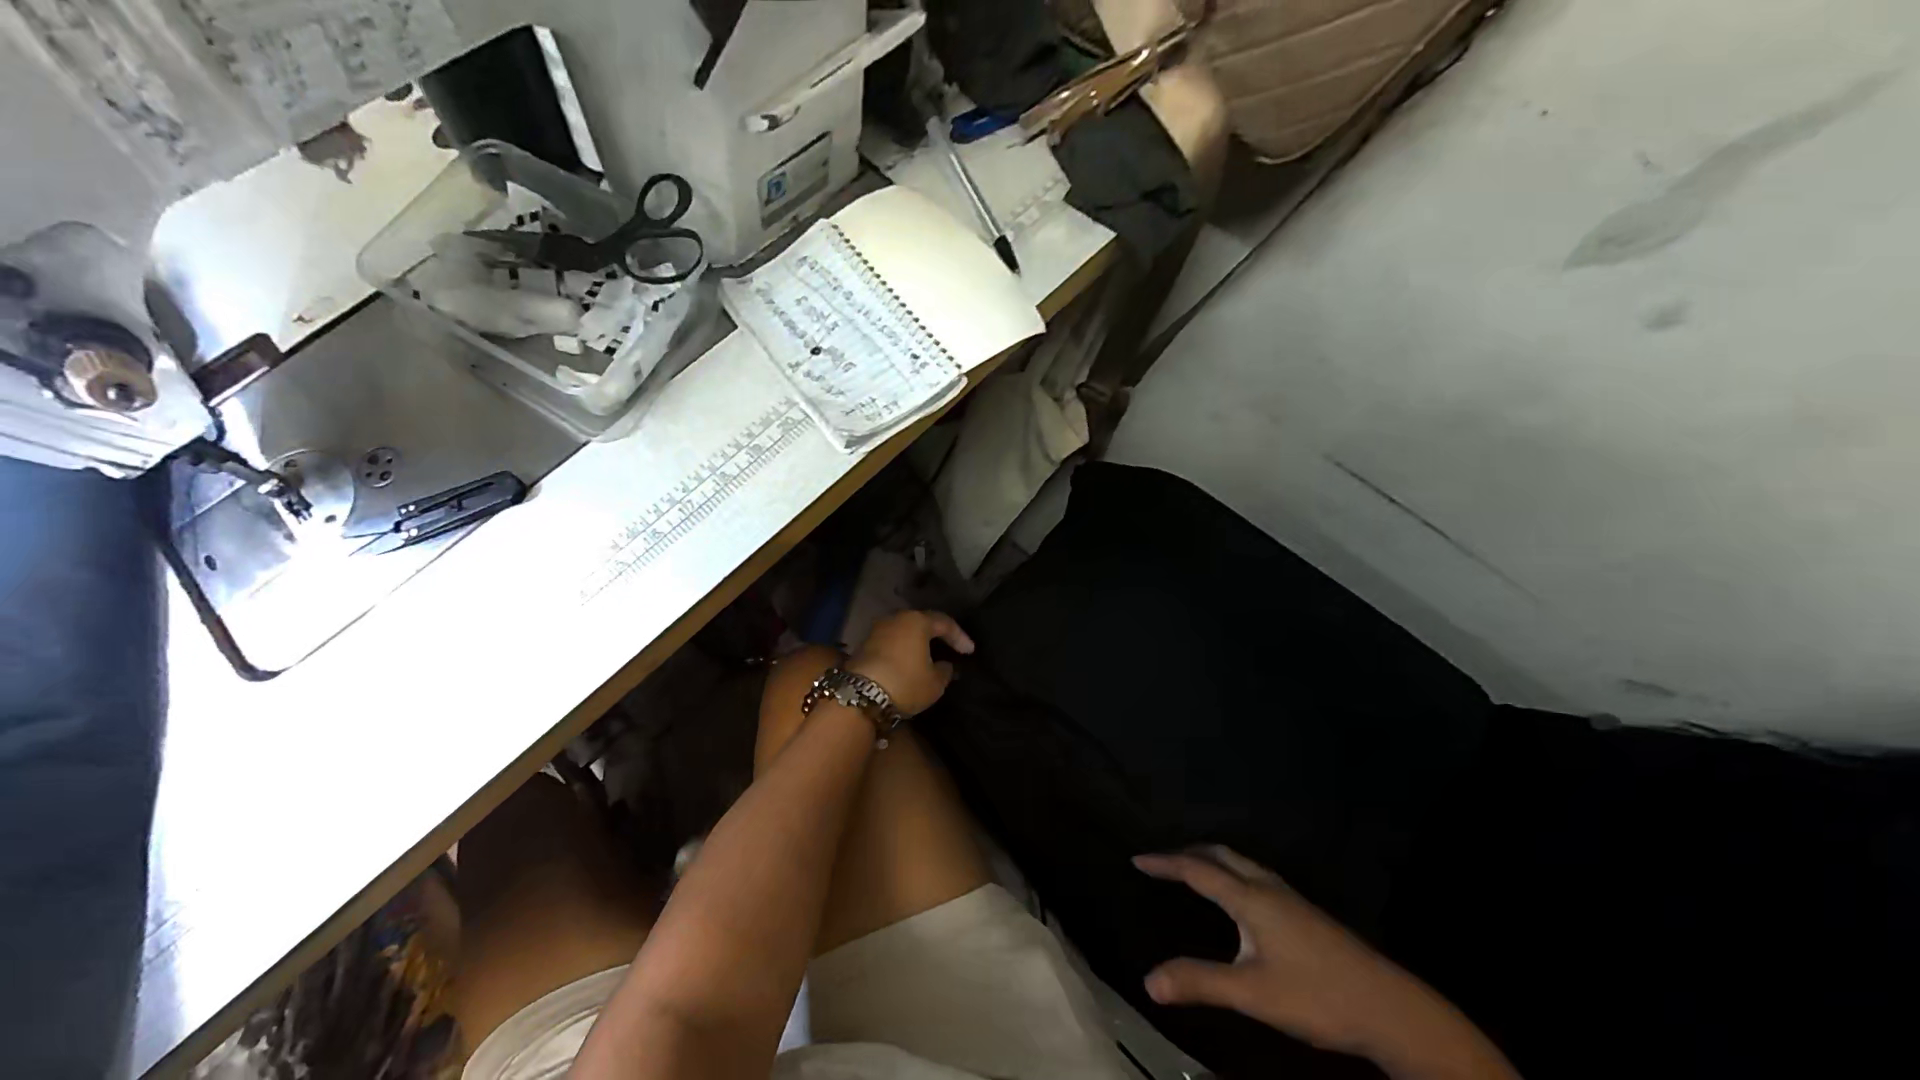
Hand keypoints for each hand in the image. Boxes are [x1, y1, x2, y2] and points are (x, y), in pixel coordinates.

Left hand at [846, 610, 974, 715]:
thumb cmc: (906, 683)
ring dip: (917, 643)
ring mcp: (877, 630)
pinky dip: (903, 650)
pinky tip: (909, 663)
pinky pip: (891, 642)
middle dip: (937, 635)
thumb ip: (945, 670)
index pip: (944, 623)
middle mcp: (896, 619)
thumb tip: (944, 665)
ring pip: (904, 632)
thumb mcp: (935, 682)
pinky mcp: (864, 645)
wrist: (860, 696)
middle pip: (922, 622)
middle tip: (950, 647)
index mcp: (917, 621)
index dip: (959, 637)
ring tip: (929, 656)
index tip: (970, 652)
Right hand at [1135, 848, 1517, 1078]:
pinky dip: (1230, 871)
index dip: (1165, 864)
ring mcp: (1291, 898)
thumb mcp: (1252, 993)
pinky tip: (1236, 897)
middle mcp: (1268, 887)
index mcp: (1251, 898)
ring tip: (1191, 870)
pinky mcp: (1305, 912)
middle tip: (1161, 861)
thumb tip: (1149, 981)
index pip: (1198, 870)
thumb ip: (1200, 983)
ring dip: (1211, 859)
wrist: (1391, 1009)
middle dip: (1187, 853)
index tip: (1137, 859)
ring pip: (1241, 862)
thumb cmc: (1316, 996)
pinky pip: (1255, 874)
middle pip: (1221, 855)